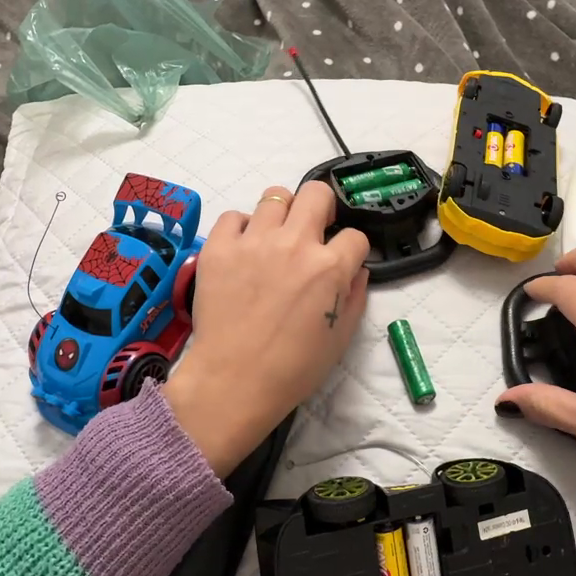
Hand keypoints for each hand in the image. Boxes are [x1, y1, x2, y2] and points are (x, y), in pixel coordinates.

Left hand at [163, 182, 370, 474]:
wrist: (233, 382)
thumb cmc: (293, 369)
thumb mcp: (341, 338)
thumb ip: (354, 296)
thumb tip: (355, 269)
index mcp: (330, 267)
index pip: (354, 235)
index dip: (350, 250)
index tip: (340, 261)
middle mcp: (295, 244)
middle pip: (317, 194)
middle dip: (322, 208)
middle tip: (312, 229)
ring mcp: (255, 241)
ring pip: (275, 196)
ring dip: (281, 215)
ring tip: (274, 238)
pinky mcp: (220, 247)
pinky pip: (233, 216)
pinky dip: (241, 229)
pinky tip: (242, 250)